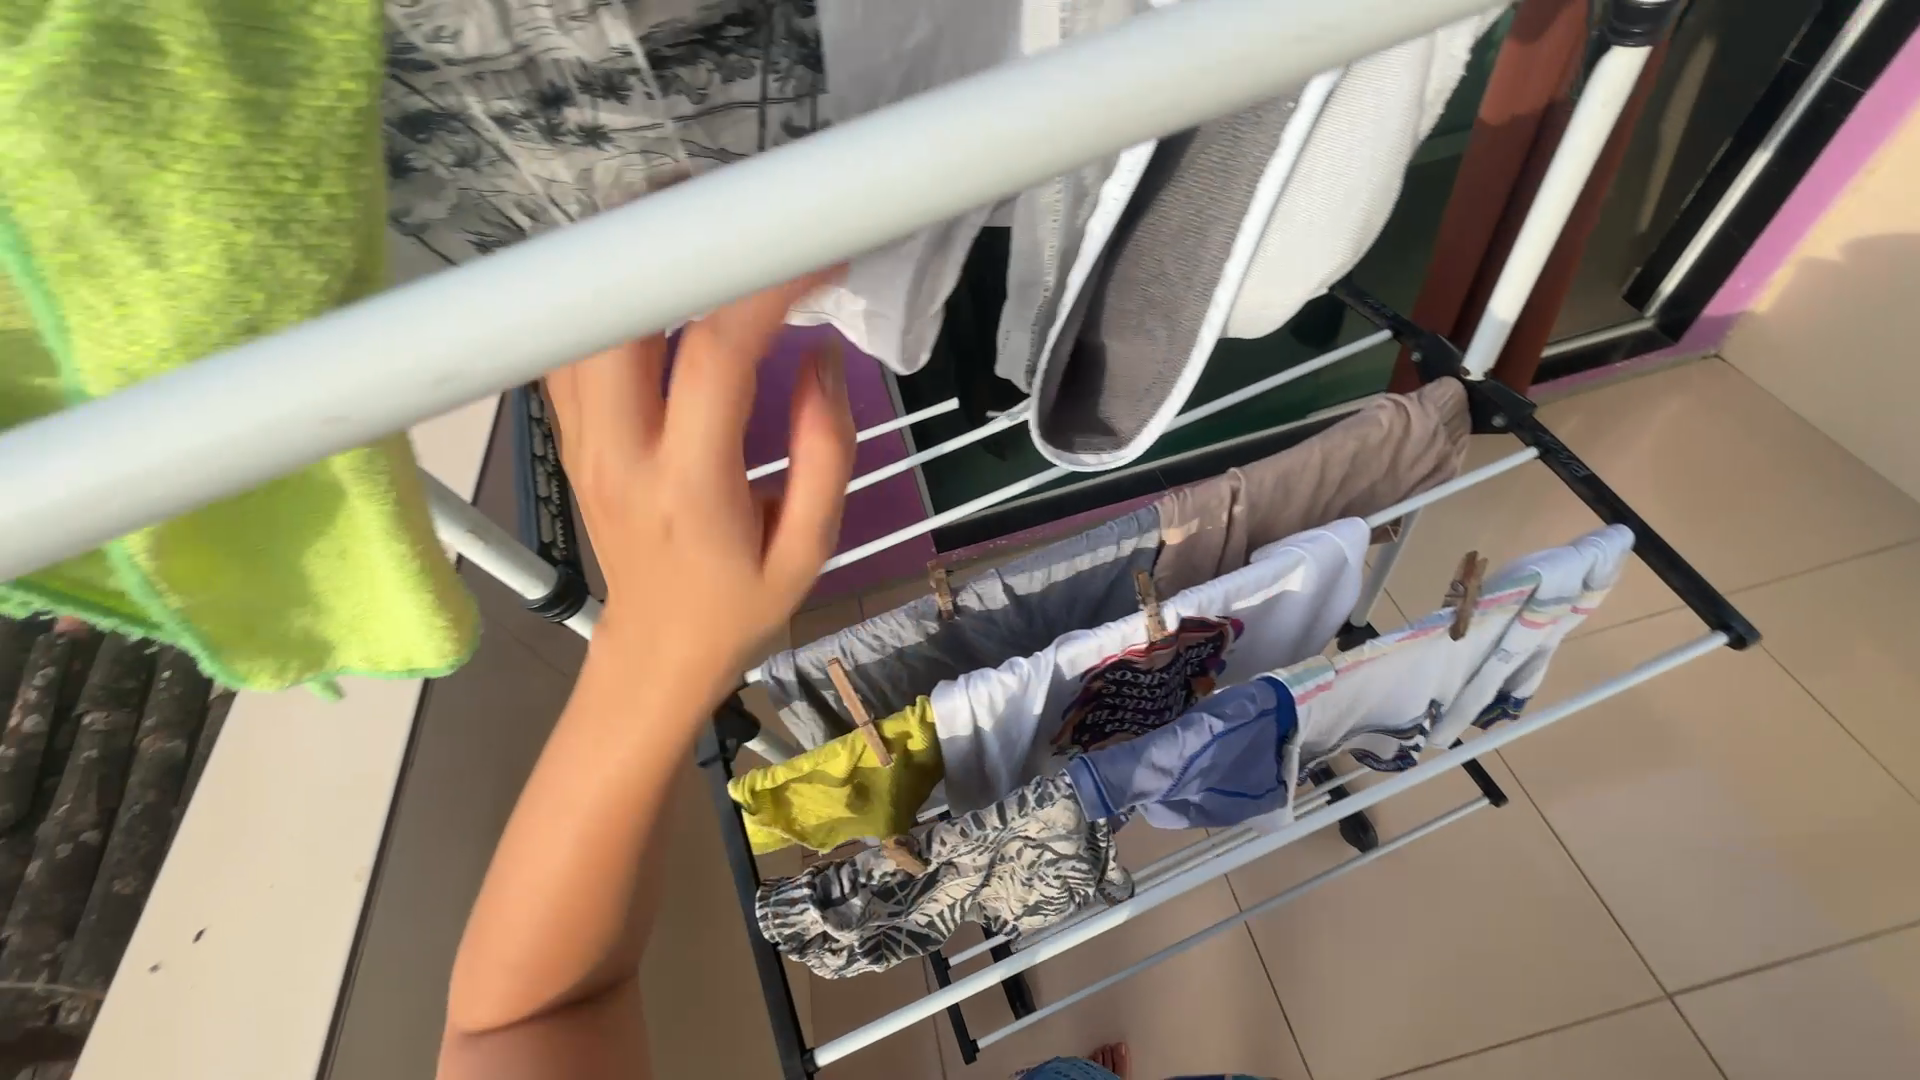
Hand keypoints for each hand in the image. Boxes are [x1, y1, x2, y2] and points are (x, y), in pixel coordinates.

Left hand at [545, 270, 854, 699]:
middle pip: (622, 313)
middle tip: (734, 208)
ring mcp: (582, 439)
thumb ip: (825, 453)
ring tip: (697, 228)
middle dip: (672, 242)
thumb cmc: (741, 606)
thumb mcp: (810, 548)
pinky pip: (574, 346)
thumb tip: (820, 358)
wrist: (659, 648)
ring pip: (585, 319)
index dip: (765, 288)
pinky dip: (611, 300)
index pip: (717, 355)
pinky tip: (655, 285)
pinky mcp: (570, 436)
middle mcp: (621, 449)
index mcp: (691, 484)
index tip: (814, 254)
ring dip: (634, 262)